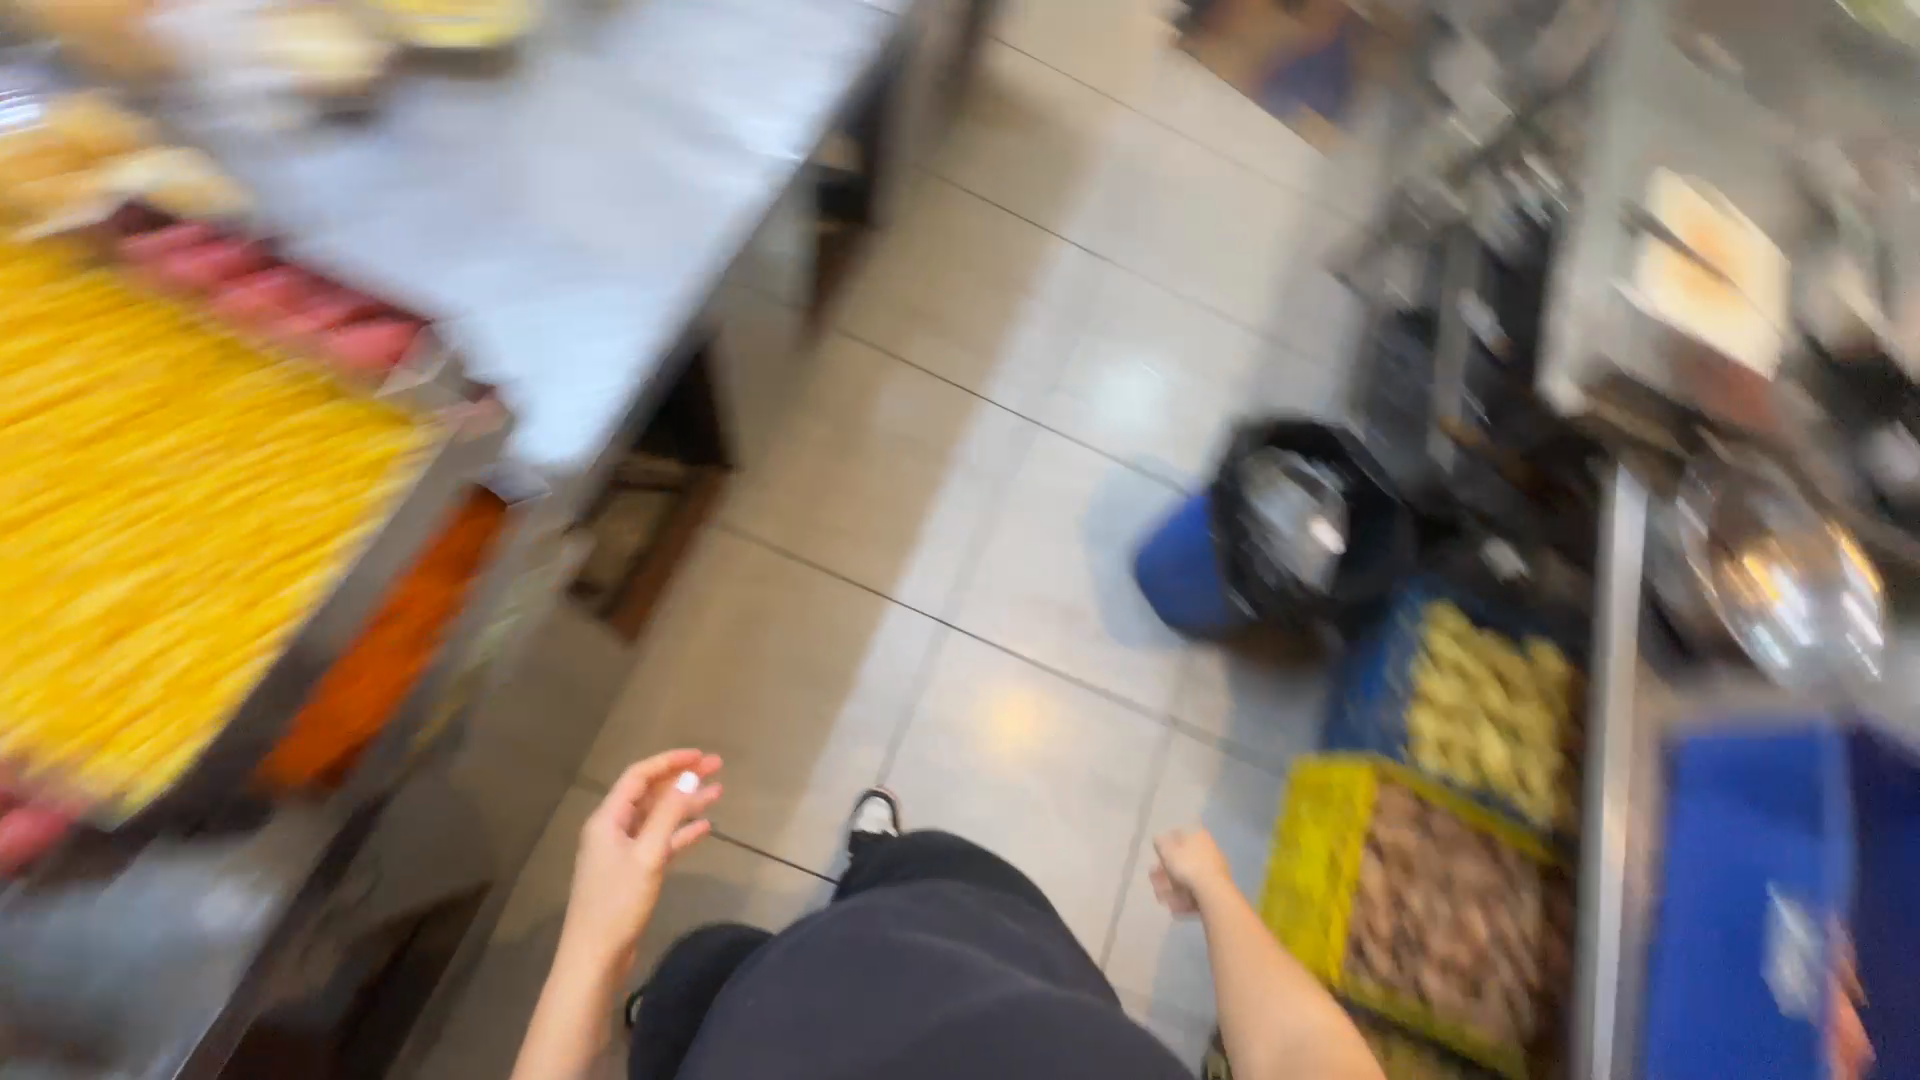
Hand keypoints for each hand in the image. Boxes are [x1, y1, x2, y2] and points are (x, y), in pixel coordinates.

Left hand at [559, 749, 722, 967]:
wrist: (595, 958)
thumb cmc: (618, 903)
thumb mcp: (648, 854)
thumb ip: (669, 813)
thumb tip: (690, 776)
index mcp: (608, 819)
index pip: (639, 776)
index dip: (670, 761)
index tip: (700, 756)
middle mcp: (613, 829)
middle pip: (650, 793)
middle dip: (682, 778)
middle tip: (717, 766)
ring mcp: (622, 851)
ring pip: (658, 817)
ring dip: (686, 804)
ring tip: (719, 792)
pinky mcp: (632, 872)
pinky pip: (660, 841)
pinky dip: (681, 832)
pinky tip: (705, 828)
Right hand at [1151, 827, 1232, 916]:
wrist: (1213, 892)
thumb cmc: (1188, 866)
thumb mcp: (1167, 850)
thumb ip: (1160, 843)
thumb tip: (1159, 839)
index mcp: (1198, 835)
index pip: (1178, 836)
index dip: (1164, 847)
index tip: (1156, 859)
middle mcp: (1208, 849)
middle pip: (1183, 859)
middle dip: (1166, 872)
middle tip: (1156, 882)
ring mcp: (1214, 869)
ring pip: (1188, 877)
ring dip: (1173, 887)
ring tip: (1162, 897)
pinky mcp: (1217, 888)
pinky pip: (1196, 890)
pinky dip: (1184, 897)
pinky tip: (1175, 906)